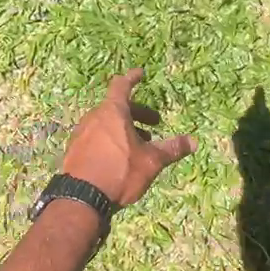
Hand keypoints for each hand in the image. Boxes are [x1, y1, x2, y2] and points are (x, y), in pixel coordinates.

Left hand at [61, 68, 196, 205]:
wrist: (81, 197)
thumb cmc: (119, 171)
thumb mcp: (150, 161)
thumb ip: (171, 149)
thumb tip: (194, 141)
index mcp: (112, 111)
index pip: (122, 85)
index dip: (132, 78)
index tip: (141, 73)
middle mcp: (94, 117)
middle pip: (117, 106)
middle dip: (137, 113)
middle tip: (154, 124)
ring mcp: (82, 132)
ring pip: (107, 122)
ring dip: (125, 128)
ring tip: (140, 145)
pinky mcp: (75, 149)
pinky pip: (96, 136)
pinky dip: (111, 138)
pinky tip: (120, 157)